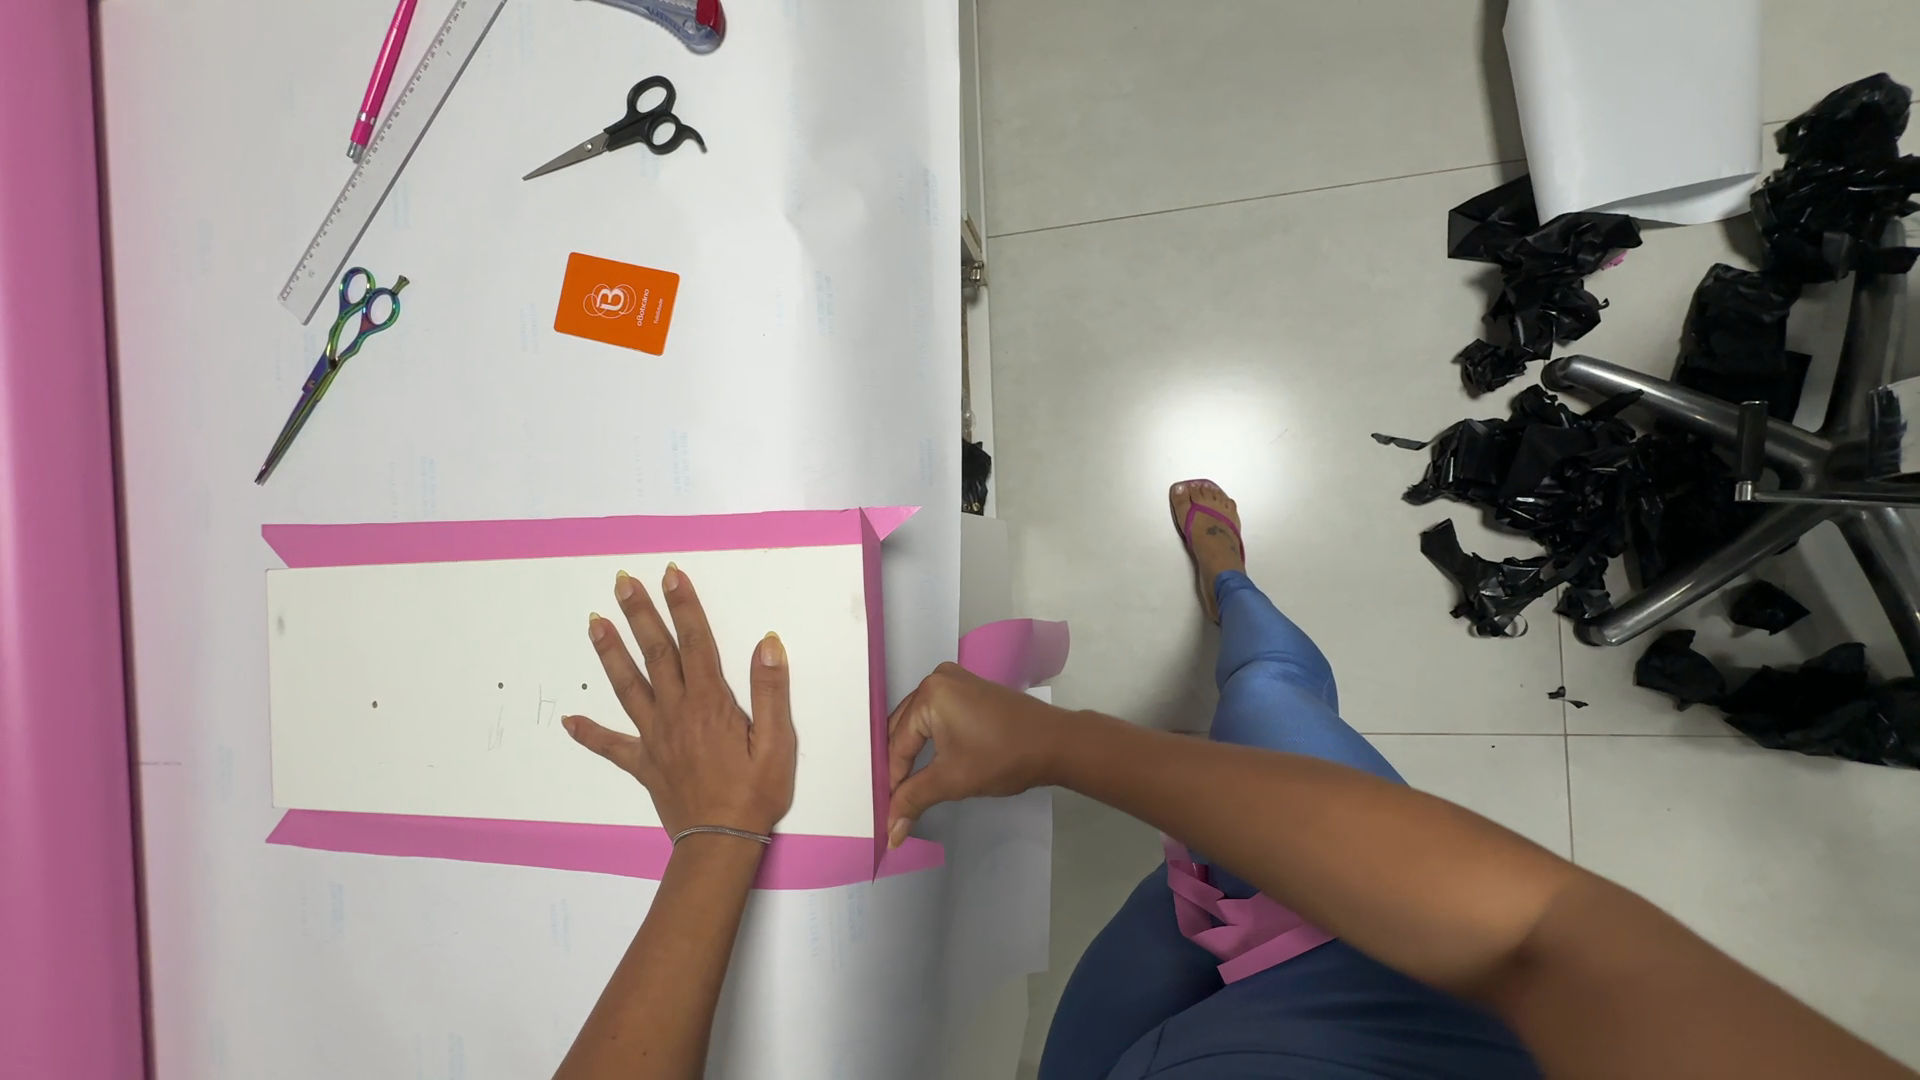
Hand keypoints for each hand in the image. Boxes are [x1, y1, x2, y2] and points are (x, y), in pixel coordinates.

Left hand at [563, 565, 796, 837]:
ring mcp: (655, 738)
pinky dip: (590, 733)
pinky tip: (569, 721)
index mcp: (710, 703)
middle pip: (655, 654)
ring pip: (627, 687)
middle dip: (640, 614)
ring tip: (594, 622)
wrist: (722, 844)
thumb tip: (766, 644)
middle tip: (622, 581)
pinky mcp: (644, 764)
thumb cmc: (755, 792)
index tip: (671, 575)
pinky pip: (612, 746)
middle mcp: (676, 712)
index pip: (695, 642)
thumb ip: (770, 691)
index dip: (684, 606)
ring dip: (610, 653)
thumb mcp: (778, 742)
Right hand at [884, 662, 1067, 845]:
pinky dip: (931, 740)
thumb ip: (914, 800)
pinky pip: (937, 716)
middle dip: (899, 766)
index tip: (888, 813)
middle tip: (892, 802)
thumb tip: (891, 833)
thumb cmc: (1002, 757)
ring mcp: (955, 682)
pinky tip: (927, 764)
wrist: (1055, 743)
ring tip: (906, 788)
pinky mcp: (970, 691)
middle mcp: (938, 679)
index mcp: (929, 694)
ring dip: (913, 754)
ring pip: (920, 723)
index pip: (898, 743)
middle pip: (904, 728)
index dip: (892, 781)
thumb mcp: (952, 780)